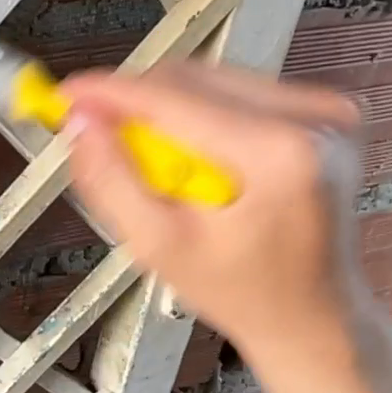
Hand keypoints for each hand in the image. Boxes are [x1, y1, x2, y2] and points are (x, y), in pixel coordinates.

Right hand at [64, 61, 369, 367]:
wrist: (314, 315)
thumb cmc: (238, 291)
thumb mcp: (158, 247)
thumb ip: (111, 182)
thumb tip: (77, 124)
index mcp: (276, 153)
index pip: (173, 97)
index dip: (109, 91)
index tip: (65, 95)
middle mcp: (312, 116)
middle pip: (193, 78)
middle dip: (134, 101)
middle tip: (93, 131)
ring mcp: (326, 109)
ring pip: (212, 79)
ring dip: (165, 110)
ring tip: (148, 161)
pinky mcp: (326, 111)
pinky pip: (238, 92)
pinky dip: (198, 116)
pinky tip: (190, 158)